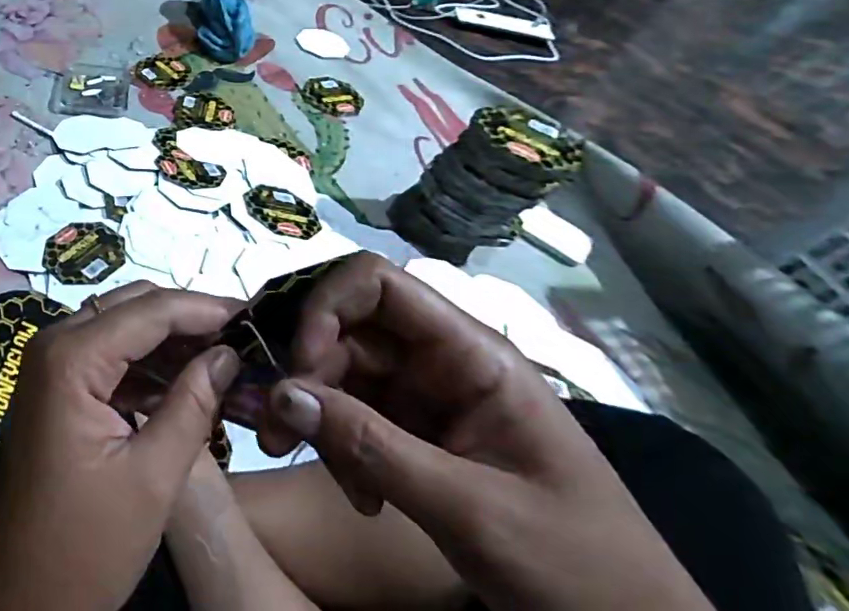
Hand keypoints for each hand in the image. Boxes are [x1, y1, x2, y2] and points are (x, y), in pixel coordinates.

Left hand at [0, 282, 241, 610]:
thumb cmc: (85, 545)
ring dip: (169, 338)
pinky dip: (147, 362)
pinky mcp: (56, 387)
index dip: (203, 307)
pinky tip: (187, 378)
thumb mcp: (152, 477)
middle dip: (187, 316)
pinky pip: (107, 355)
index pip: (148, 309)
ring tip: (225, 356)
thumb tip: (229, 354)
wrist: (19, 597)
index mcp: (71, 358)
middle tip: (242, 334)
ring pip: (120, 327)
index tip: (253, 313)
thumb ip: (192, 405)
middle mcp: (54, 344)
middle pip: (131, 307)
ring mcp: (51, 364)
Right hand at [257, 254, 712, 610]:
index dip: (326, 306)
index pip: (378, 284)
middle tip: (273, 430)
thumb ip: (369, 447)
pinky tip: (357, 498)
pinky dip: (336, 448)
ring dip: (311, 415)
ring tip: (308, 469)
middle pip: (347, 331)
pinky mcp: (415, 434)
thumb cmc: (575, 565)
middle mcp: (439, 360)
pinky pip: (352, 418)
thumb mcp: (469, 508)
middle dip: (303, 373)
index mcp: (469, 352)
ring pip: (340, 375)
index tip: (301, 366)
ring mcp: (425, 397)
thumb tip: (280, 392)